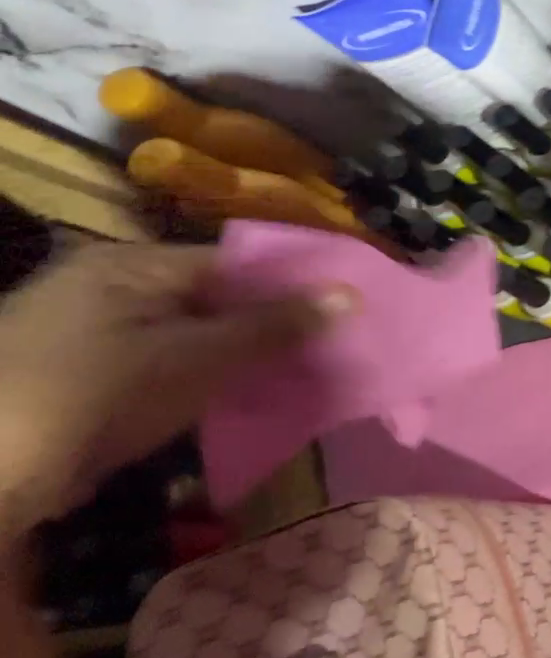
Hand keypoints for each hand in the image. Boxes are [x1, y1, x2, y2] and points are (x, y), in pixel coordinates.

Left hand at [0, 242, 354, 529]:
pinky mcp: (93, 373)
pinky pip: (174, 362)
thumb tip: (350, 292)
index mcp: (130, 264)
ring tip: (307, 373)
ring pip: (200, 333)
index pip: (237, 262)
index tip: (351, 311)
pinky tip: (252, 395)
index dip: (297, 285)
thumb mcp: (201, 357)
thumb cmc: (98, 395)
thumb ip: (277, 325)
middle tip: (339, 346)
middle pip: (219, 297)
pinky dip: (213, 376)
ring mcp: (96, 331)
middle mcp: (109, 286)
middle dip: (277, 324)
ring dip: (248, 354)